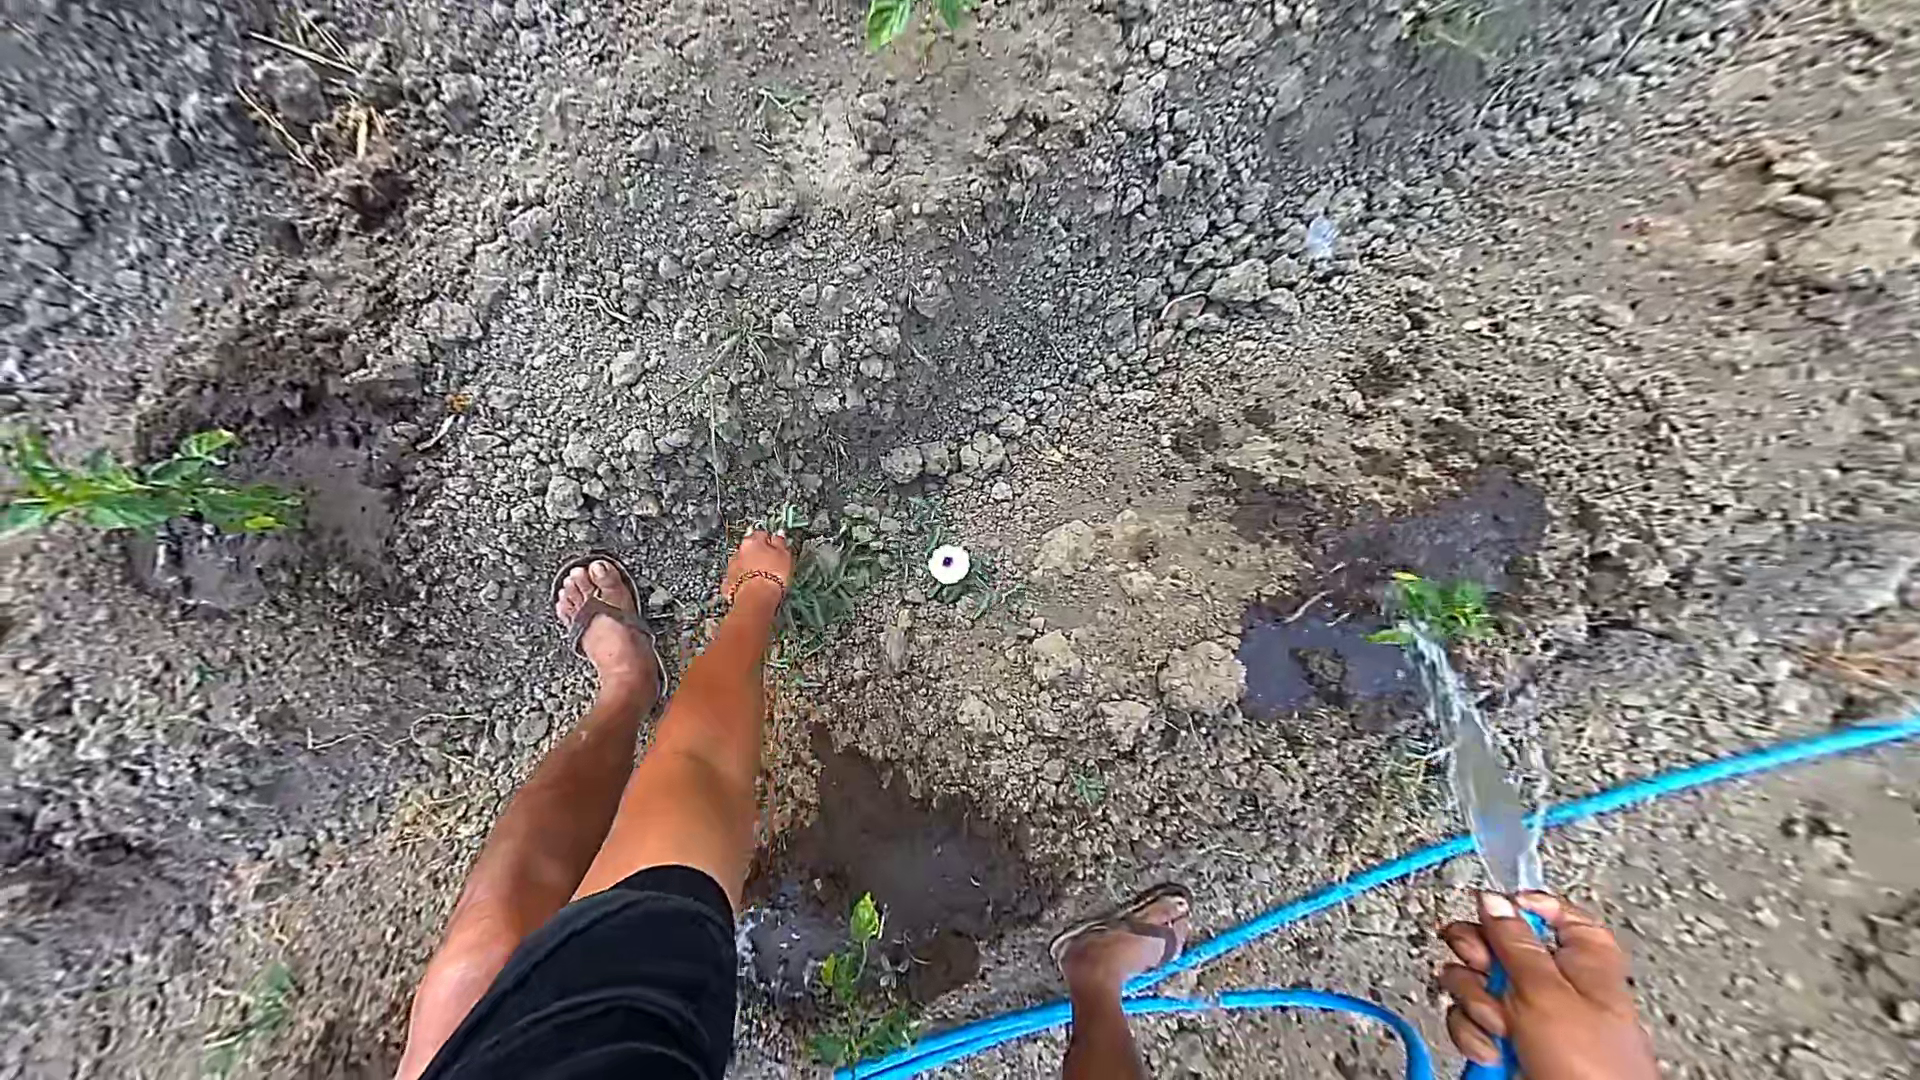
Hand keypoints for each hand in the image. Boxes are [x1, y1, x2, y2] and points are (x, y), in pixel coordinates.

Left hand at [724, 527, 792, 604]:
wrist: (757, 598)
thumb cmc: (771, 576)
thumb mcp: (785, 555)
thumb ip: (780, 543)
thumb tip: (779, 537)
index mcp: (752, 542)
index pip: (761, 534)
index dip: (770, 542)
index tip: (776, 548)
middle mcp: (738, 553)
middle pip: (748, 550)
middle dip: (757, 555)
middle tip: (770, 565)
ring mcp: (732, 569)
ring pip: (741, 564)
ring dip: (748, 569)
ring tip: (762, 579)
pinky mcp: (728, 585)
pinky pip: (736, 580)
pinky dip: (742, 582)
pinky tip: (751, 588)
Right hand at [1439, 892, 1659, 1079]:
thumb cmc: (1591, 1070)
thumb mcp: (1547, 993)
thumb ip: (1515, 942)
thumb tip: (1494, 898)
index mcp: (1584, 971)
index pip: (1566, 919)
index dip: (1533, 905)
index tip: (1501, 906)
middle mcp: (1554, 989)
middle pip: (1498, 943)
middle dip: (1476, 954)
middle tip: (1483, 966)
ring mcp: (1527, 1016)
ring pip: (1473, 978)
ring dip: (1473, 1000)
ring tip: (1496, 1025)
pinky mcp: (1503, 1040)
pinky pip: (1467, 1015)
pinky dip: (1472, 1031)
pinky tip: (1492, 1048)